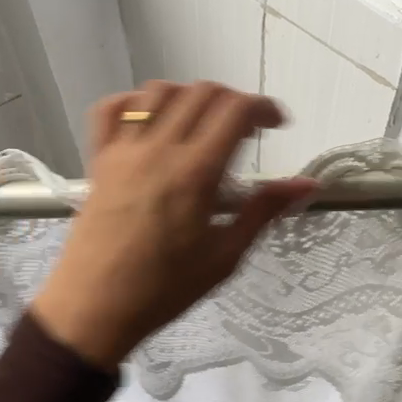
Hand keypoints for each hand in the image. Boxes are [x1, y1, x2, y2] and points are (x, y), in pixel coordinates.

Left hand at [31, 81, 316, 369]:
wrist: (93, 310)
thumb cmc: (164, 289)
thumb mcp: (225, 256)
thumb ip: (264, 211)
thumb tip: (307, 184)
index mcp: (195, 173)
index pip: (235, 110)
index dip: (263, 107)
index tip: (276, 125)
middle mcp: (159, 149)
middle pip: (202, 92)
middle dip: (233, 100)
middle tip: (246, 131)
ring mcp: (123, 151)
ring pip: (158, 92)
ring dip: (189, 96)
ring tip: (202, 123)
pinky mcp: (98, 160)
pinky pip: (110, 110)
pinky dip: (134, 103)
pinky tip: (151, 121)